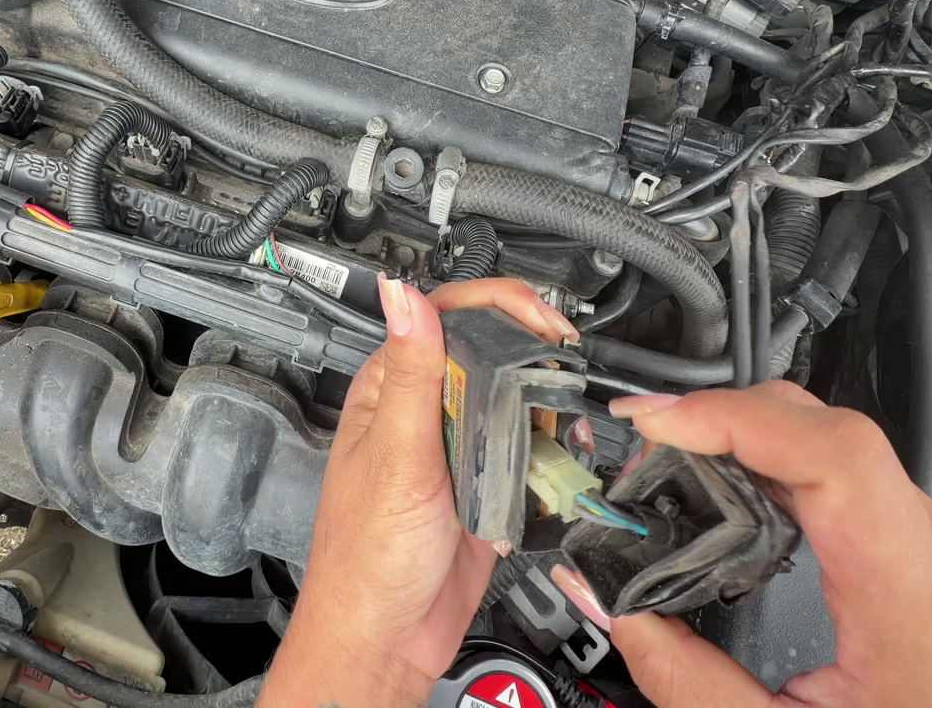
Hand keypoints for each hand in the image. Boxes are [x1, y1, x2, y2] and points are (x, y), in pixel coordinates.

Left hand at [260, 278, 575, 707]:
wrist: (387, 638)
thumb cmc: (366, 551)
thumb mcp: (395, 453)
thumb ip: (409, 371)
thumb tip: (400, 293)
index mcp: (392, 385)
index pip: (444, 314)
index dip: (496, 303)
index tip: (539, 317)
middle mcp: (424, 406)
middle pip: (486, 349)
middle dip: (530, 348)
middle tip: (565, 358)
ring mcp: (455, 442)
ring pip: (511, 395)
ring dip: (542, 399)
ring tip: (564, 409)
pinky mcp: (482, 478)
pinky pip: (523, 446)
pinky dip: (546, 447)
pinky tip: (558, 453)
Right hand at [560, 382, 931, 707]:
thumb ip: (685, 680)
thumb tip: (608, 600)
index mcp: (925, 615)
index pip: (831, 453)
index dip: (730, 416)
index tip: (655, 423)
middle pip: (826, 430)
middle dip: (721, 418)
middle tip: (650, 447)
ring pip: (840, 446)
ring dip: (749, 438)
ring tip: (681, 464)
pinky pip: (859, 482)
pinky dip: (784, 468)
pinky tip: (745, 497)